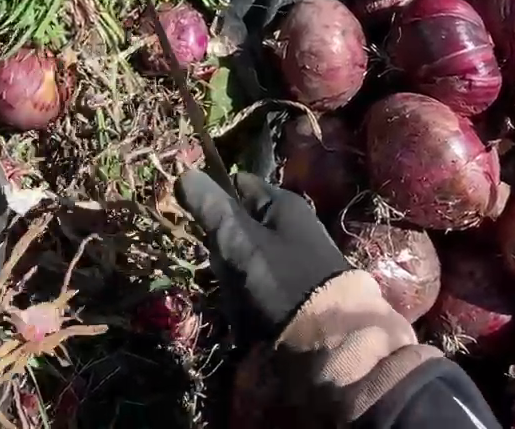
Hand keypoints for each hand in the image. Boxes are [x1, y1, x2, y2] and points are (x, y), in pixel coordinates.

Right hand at [175, 170, 349, 336]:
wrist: (330, 341)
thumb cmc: (282, 278)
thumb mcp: (240, 238)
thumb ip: (210, 205)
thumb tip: (185, 173)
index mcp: (282, 203)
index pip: (237, 184)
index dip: (215, 199)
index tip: (202, 222)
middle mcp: (290, 224)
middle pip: (237, 225)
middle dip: (222, 248)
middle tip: (226, 267)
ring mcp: (293, 258)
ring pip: (242, 257)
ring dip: (232, 277)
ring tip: (239, 297)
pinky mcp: (294, 289)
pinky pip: (256, 283)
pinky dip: (247, 297)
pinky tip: (248, 313)